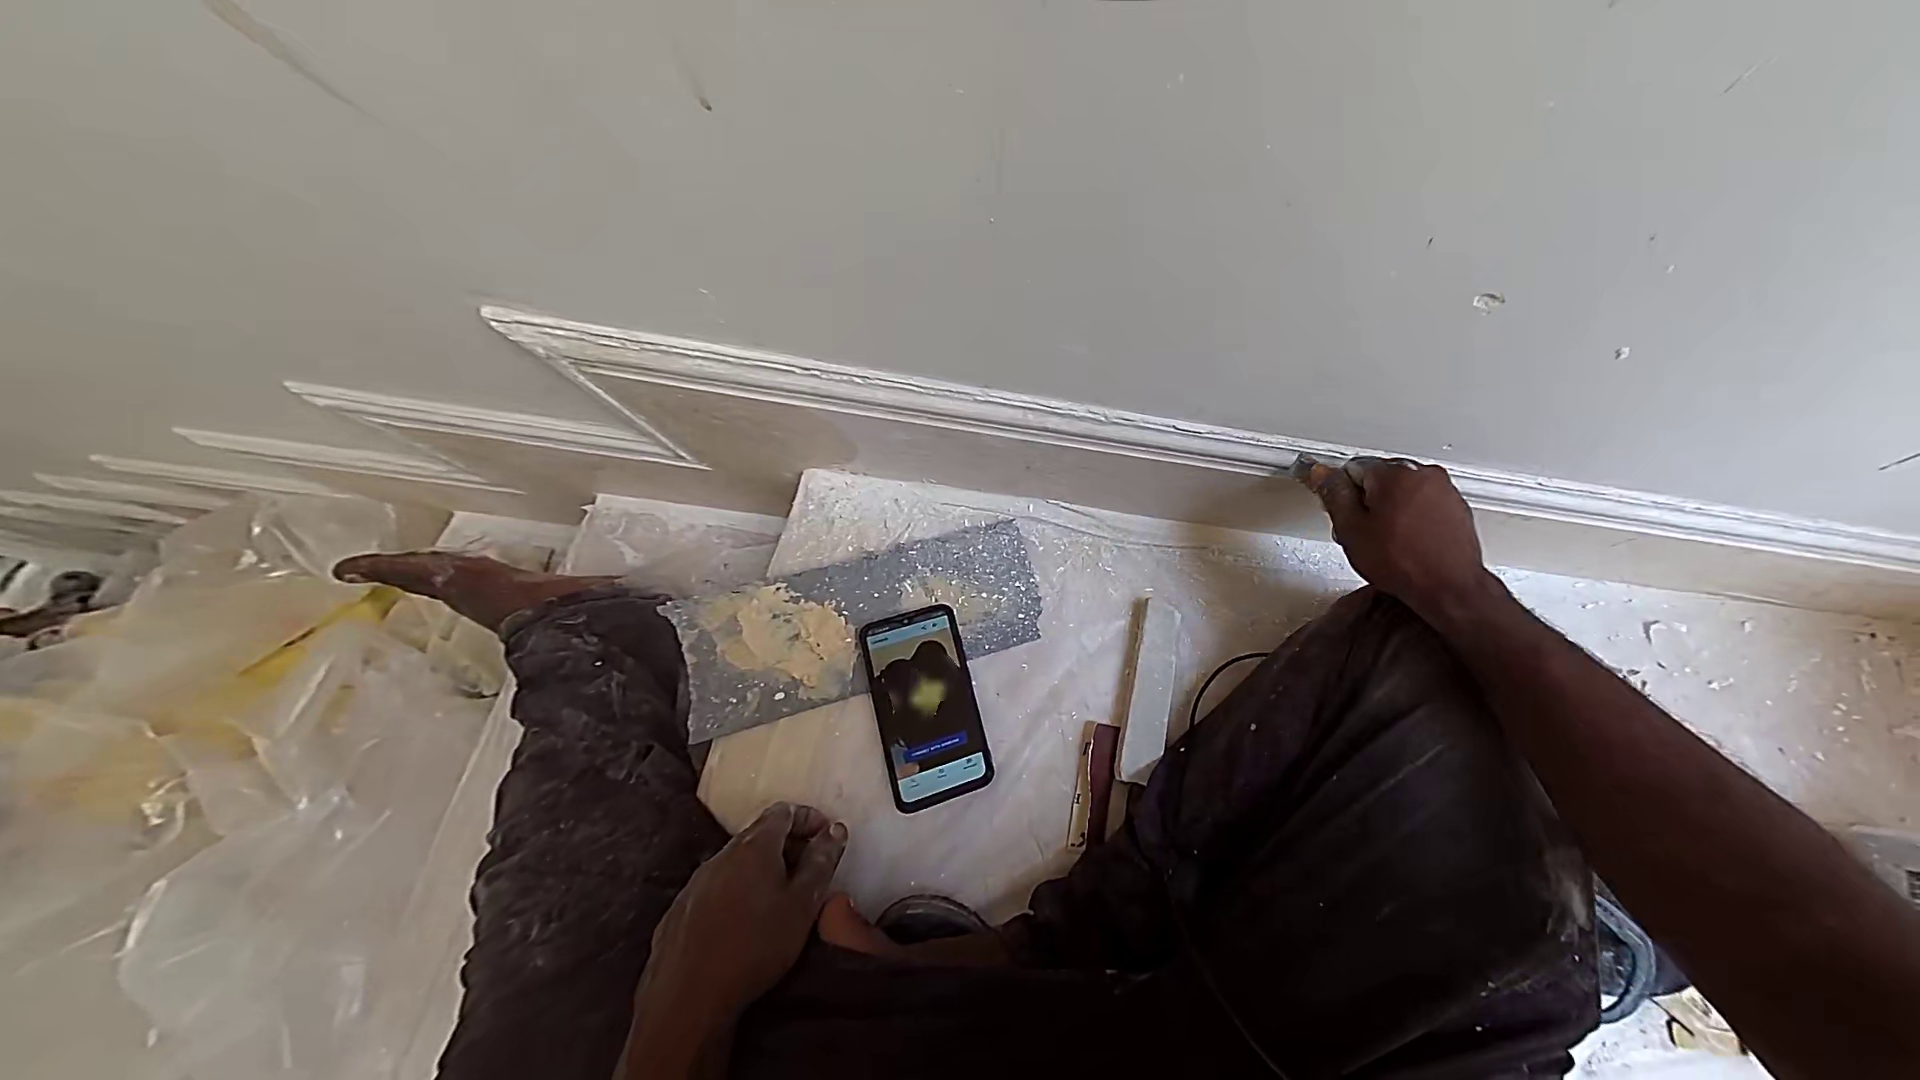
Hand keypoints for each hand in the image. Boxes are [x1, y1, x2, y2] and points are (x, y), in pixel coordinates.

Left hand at [626, 803, 846, 1075]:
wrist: (687, 1002)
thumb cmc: (755, 948)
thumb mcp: (803, 905)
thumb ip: (821, 861)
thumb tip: (835, 830)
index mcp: (754, 847)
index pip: (784, 811)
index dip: (809, 818)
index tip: (826, 835)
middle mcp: (721, 855)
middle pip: (759, 834)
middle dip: (787, 843)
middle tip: (809, 866)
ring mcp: (695, 883)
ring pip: (735, 861)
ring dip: (759, 869)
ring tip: (778, 896)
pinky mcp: (677, 912)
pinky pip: (714, 888)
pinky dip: (734, 891)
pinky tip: (742, 921)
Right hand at [1302, 456, 1499, 621]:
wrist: (1448, 587)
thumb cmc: (1403, 562)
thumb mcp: (1351, 528)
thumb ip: (1334, 494)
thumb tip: (1322, 474)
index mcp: (1395, 473)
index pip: (1352, 469)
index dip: (1341, 494)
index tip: (1341, 513)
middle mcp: (1424, 474)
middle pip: (1379, 478)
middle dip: (1366, 501)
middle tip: (1362, 531)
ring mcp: (1445, 490)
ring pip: (1402, 491)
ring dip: (1389, 509)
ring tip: (1385, 540)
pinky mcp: (1457, 507)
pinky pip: (1423, 504)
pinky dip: (1411, 518)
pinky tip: (1406, 542)